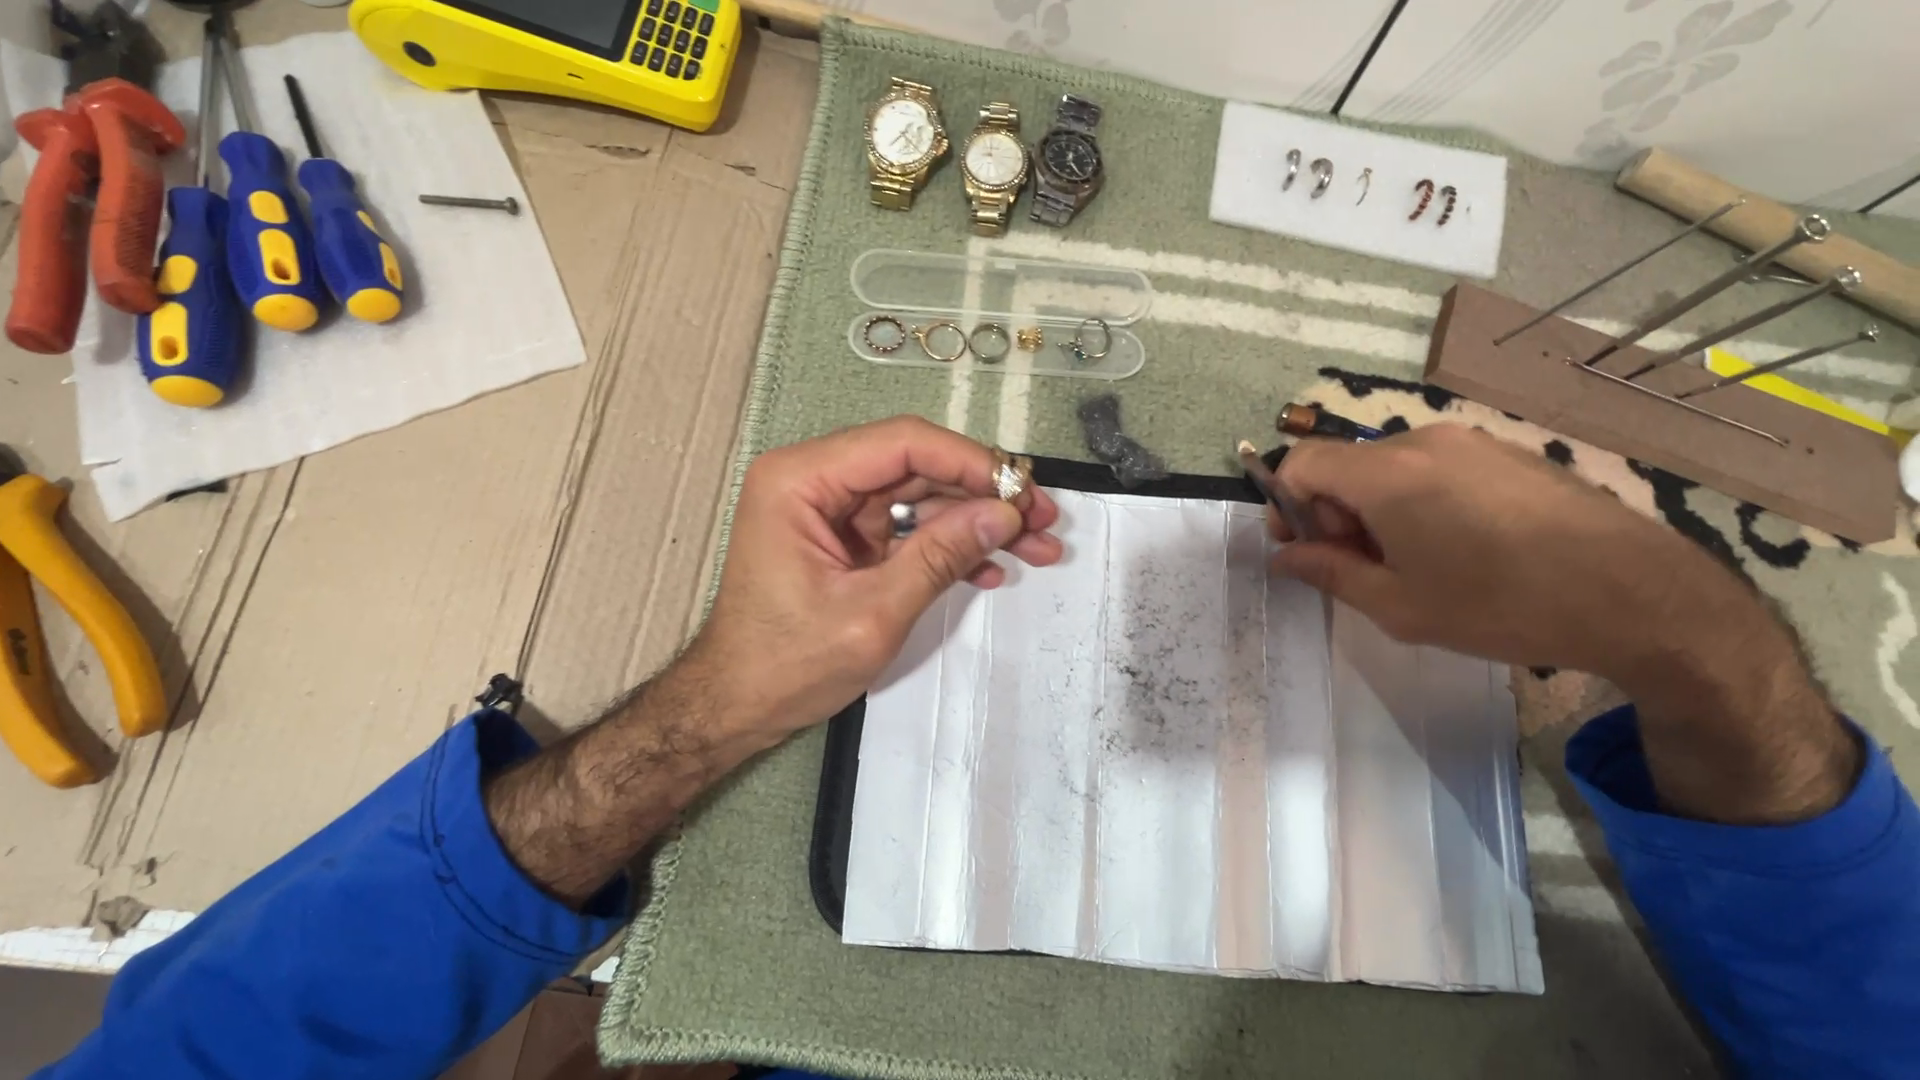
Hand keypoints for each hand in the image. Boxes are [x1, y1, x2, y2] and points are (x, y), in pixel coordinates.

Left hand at [686, 416, 1061, 746]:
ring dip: (977, 522)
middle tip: (1043, 521)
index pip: (903, 443)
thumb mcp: (872, 614)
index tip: (1023, 492)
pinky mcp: (849, 537)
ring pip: (922, 495)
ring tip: (1037, 548)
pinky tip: (990, 570)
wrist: (738, 706)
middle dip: (983, 494)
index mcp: (801, 479)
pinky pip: (909, 527)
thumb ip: (939, 557)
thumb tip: (1005, 515)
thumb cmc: (786, 665)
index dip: (971, 462)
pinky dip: (949, 546)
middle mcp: (816, 479)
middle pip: (918, 465)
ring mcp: (834, 508)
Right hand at [1266, 424, 1749, 682]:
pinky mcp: (1509, 454)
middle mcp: (1424, 441)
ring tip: (1415, 563)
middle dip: (1335, 513)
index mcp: (1387, 474)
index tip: (1305, 549)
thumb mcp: (1398, 606)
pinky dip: (1421, 500)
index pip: (1302, 462)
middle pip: (1346, 465)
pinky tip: (1462, 548)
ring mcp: (1472, 442)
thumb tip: (1285, 557)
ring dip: (1378, 508)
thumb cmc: (1500, 604)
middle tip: (1361, 568)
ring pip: (1392, 467)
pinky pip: (1437, 467)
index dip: (1286, 504)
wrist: (1635, 594)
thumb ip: (1329, 573)